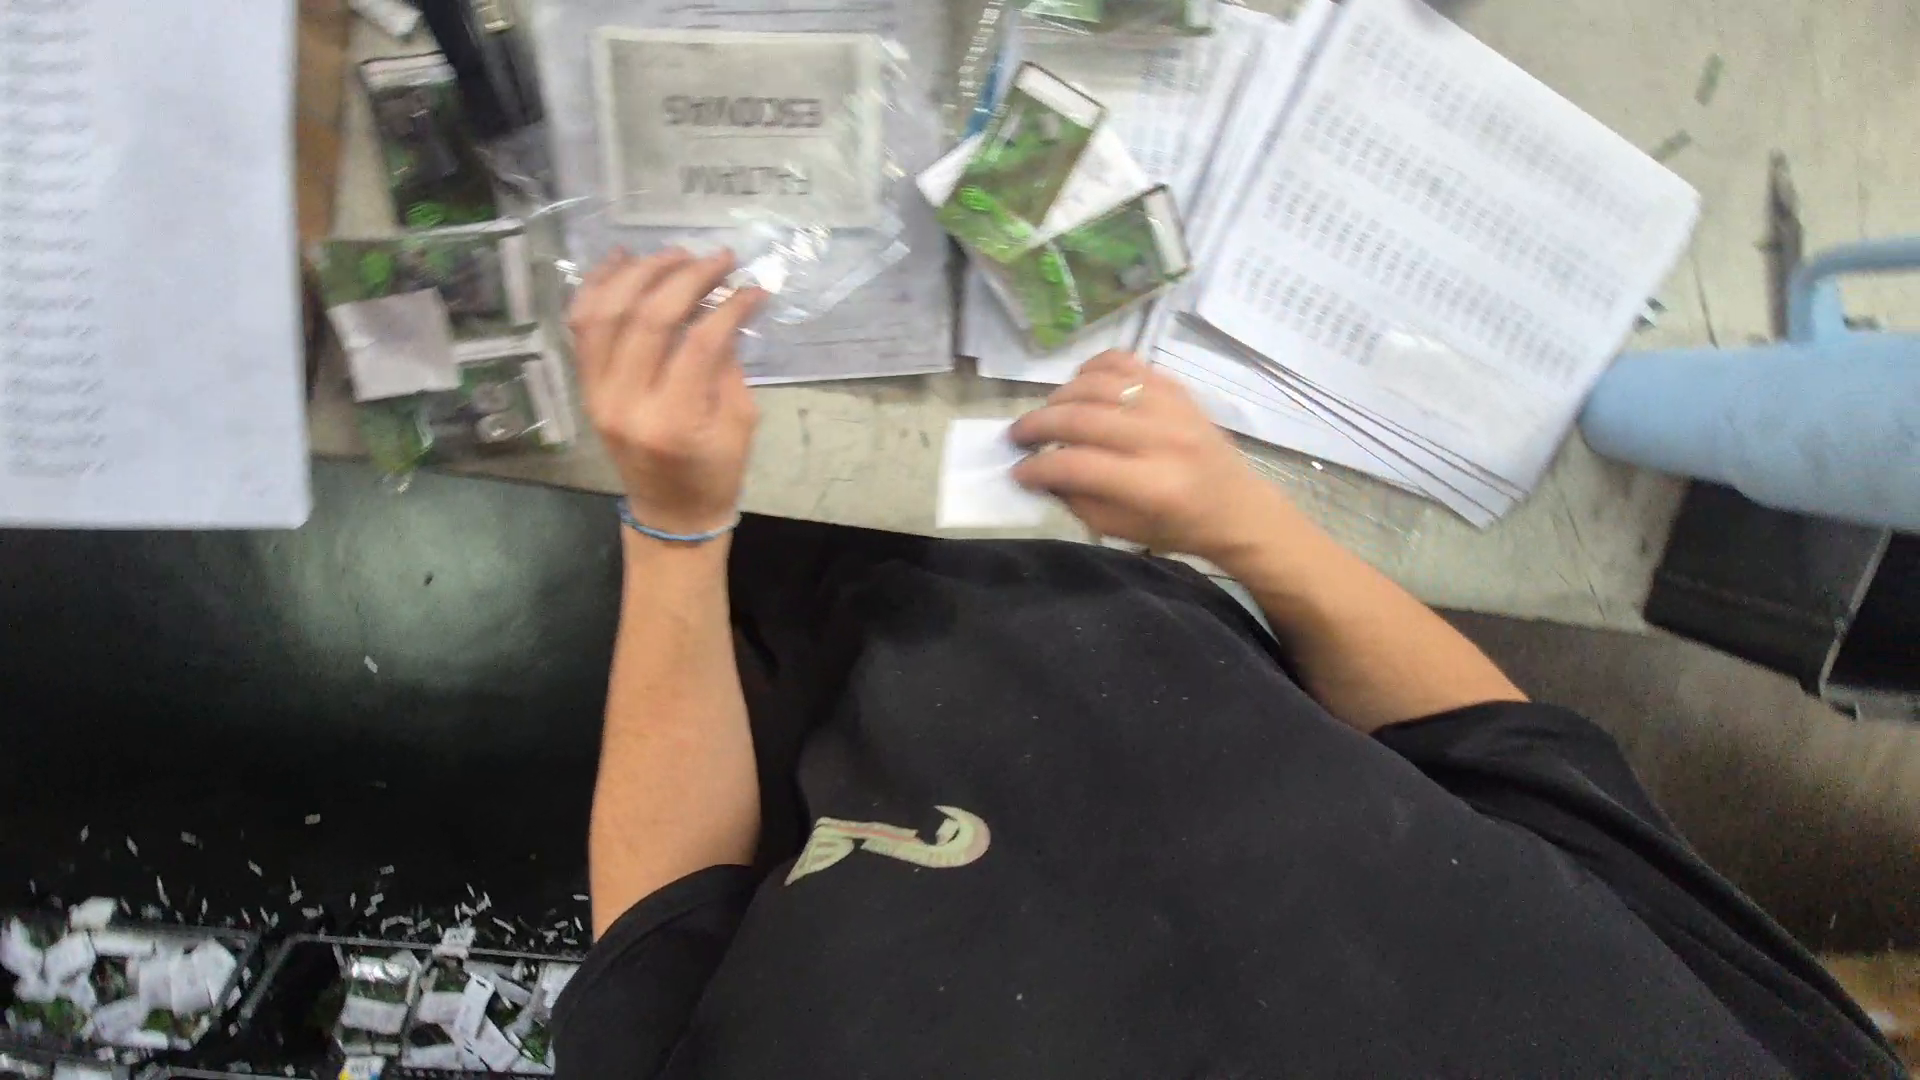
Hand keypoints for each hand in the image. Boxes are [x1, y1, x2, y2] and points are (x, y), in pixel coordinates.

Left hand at [568, 249, 766, 537]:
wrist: (671, 513)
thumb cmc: (715, 475)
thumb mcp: (741, 424)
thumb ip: (729, 366)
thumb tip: (726, 308)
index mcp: (673, 421)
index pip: (700, 343)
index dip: (729, 307)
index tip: (754, 287)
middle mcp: (626, 402)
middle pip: (650, 318)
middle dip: (688, 278)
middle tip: (720, 259)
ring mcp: (597, 393)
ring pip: (606, 312)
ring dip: (642, 273)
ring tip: (677, 254)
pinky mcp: (585, 387)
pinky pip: (582, 325)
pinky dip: (599, 286)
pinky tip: (624, 260)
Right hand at [1009, 350, 1301, 562]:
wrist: (1237, 506)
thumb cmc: (1177, 527)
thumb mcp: (1122, 530)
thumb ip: (1078, 500)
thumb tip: (1040, 471)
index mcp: (1151, 485)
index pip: (1077, 465)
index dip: (1037, 467)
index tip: (1017, 471)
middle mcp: (1162, 439)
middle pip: (1082, 418)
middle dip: (1038, 425)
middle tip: (1017, 436)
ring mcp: (1171, 407)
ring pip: (1098, 385)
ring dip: (1060, 396)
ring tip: (1046, 413)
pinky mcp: (1175, 388)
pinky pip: (1124, 363)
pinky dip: (1093, 368)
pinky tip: (1079, 385)